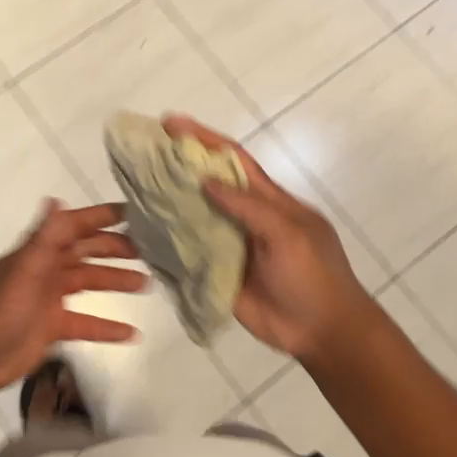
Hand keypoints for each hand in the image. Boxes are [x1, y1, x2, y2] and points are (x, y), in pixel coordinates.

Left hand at [0, 200, 147, 389]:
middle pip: (86, 251)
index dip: (100, 217)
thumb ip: (42, 239)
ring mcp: (50, 299)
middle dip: (115, 248)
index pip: (74, 226)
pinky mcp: (53, 327)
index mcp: (37, 252)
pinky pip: (86, 323)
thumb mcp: (21, 273)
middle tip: (151, 250)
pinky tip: (133, 333)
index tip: (134, 212)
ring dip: (116, 281)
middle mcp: (46, 269)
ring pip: (89, 282)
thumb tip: (56, 198)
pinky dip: (107, 326)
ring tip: (148, 284)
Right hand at [162, 115, 374, 360]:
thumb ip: (250, 208)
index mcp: (268, 200)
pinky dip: (167, 243)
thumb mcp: (289, 235)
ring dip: (168, 202)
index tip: (171, 123)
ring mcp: (230, 245)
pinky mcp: (217, 274)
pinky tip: (142, 234)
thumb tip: (206, 181)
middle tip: (141, 154)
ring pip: (194, 216)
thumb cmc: (314, 276)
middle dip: (178, 166)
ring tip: (133, 189)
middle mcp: (244, 217)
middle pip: (207, 184)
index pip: (233, 160)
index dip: (204, 139)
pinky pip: (188, 253)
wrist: (323, 333)